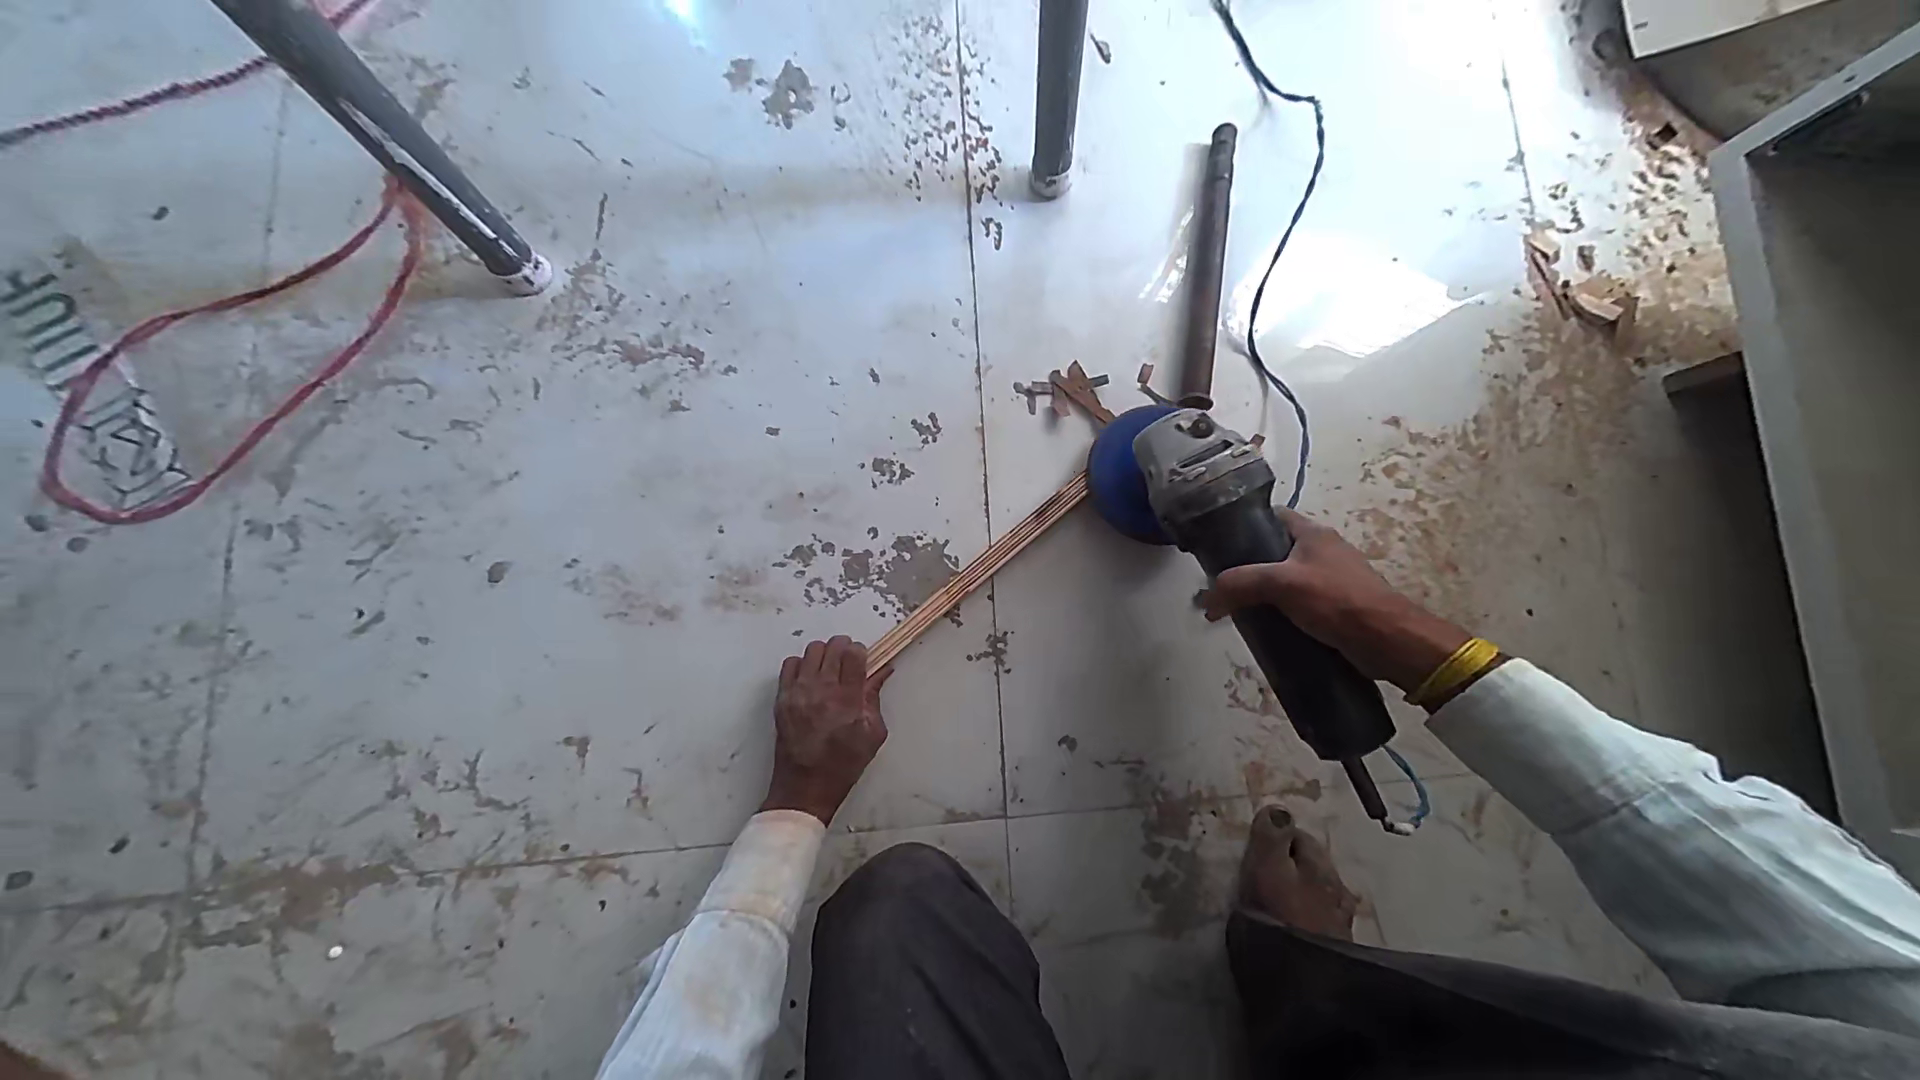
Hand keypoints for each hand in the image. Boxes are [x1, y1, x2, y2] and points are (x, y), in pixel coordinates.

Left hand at [761, 636, 892, 825]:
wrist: (805, 787)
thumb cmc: (842, 765)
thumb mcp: (873, 734)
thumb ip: (875, 697)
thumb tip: (882, 671)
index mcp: (847, 700)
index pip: (853, 654)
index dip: (860, 651)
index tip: (862, 659)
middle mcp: (822, 691)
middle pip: (833, 646)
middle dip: (844, 648)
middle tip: (847, 662)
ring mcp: (799, 693)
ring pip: (812, 650)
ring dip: (824, 654)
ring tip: (829, 669)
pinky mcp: (782, 698)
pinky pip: (790, 664)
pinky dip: (802, 664)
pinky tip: (810, 678)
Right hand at [1198, 508, 1472, 696]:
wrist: (1388, 640)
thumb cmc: (1337, 600)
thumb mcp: (1280, 584)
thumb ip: (1239, 585)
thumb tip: (1207, 600)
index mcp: (1313, 533)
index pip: (1272, 516)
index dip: (1245, 525)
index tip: (1221, 544)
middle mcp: (1323, 550)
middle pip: (1275, 550)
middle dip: (1248, 565)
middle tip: (1224, 582)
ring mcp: (1331, 578)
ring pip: (1285, 578)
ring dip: (1263, 591)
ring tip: (1239, 606)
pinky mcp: (1336, 605)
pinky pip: (1298, 601)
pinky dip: (1280, 609)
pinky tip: (1266, 623)